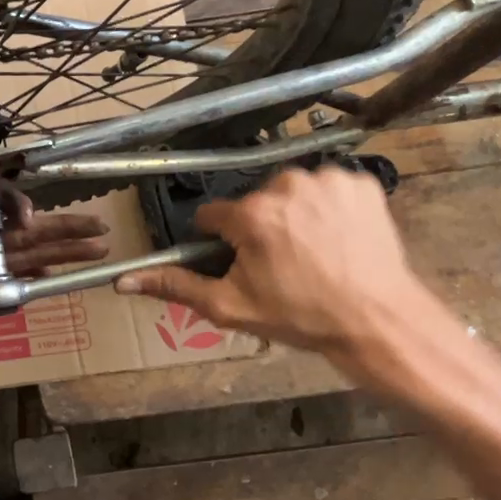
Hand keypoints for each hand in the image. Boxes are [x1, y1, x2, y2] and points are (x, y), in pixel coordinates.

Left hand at [0, 167, 109, 380]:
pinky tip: (62, 275)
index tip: (30, 219)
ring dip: (61, 251)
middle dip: (59, 227)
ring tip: (99, 249)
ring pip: (27, 254)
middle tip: (99, 225)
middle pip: (21, 230)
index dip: (18, 205)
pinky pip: (21, 280)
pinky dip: (40, 276)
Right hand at [114, 167, 442, 365]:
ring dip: (293, 214)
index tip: (241, 261)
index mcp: (251, 214)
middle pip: (253, 201)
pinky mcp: (359, 183)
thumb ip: (174, 286)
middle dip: (259, 226)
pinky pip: (326, 187)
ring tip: (310, 251)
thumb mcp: (228, 305)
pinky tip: (335, 237)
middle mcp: (287, 185)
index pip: (214, 216)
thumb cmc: (301, 315)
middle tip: (280, 263)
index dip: (222, 241)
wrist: (376, 319)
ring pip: (290, 192)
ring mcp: (328, 180)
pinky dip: (327, 207)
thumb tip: (124, 281)